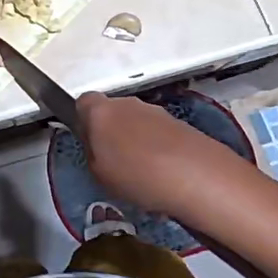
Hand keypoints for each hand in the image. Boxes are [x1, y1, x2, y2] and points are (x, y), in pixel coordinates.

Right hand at [75, 92, 253, 221]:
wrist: (196, 175)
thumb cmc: (136, 175)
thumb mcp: (97, 173)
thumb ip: (91, 151)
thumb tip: (95, 142)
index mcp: (101, 110)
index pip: (82, 101)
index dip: (82, 120)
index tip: (87, 143)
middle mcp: (127, 103)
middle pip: (111, 111)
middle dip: (110, 131)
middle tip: (112, 162)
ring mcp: (156, 110)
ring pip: (136, 121)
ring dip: (135, 139)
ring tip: (140, 171)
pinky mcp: (179, 122)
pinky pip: (157, 132)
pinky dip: (156, 146)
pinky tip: (162, 171)